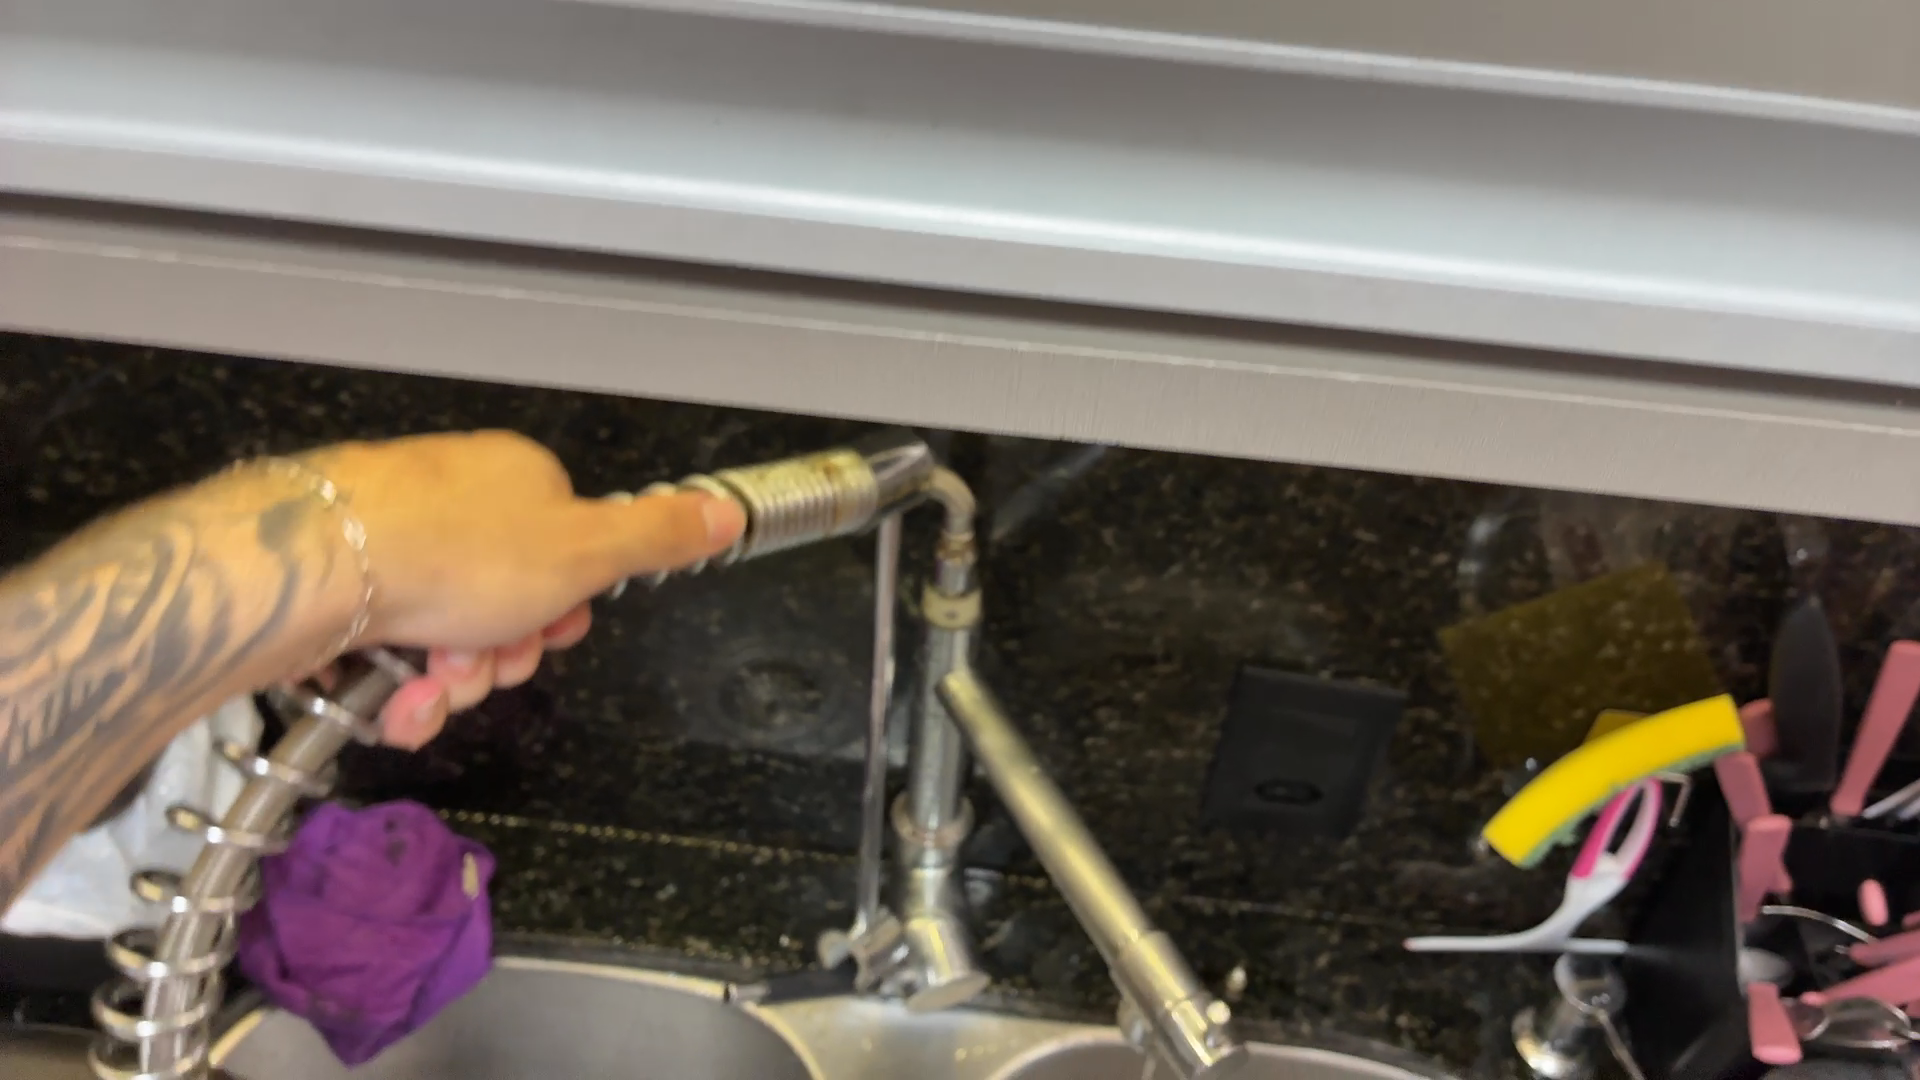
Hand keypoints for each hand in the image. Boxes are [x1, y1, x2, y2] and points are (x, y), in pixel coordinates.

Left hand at [310, 431, 744, 747]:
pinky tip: (398, 703)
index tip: (553, 631)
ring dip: (458, 674)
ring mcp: (393, 532)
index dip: (568, 605)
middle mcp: (459, 497)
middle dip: (508, 649)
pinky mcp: (336, 570)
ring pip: (454, 622)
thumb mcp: (590, 550)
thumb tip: (730, 510)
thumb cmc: (465, 555)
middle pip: (514, 593)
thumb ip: (662, 534)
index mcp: (522, 481)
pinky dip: (404, 677)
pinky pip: (394, 631)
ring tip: (432, 690)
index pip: (570, 550)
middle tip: (487, 665)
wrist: (304, 566)